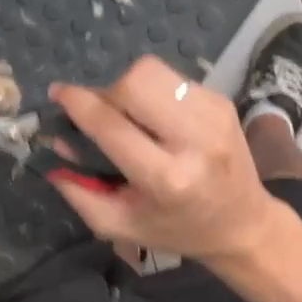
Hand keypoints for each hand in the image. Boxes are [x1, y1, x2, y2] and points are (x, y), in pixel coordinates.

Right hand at [48, 56, 292, 261]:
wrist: (244, 225)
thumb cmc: (175, 228)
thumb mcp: (118, 224)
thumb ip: (78, 189)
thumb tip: (56, 143)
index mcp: (167, 179)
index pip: (112, 126)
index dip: (78, 103)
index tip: (57, 94)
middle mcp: (194, 142)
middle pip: (135, 84)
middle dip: (107, 93)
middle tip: (103, 113)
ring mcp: (213, 117)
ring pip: (152, 73)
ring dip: (128, 87)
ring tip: (130, 113)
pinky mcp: (222, 102)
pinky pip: (171, 78)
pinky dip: (152, 90)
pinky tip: (156, 116)